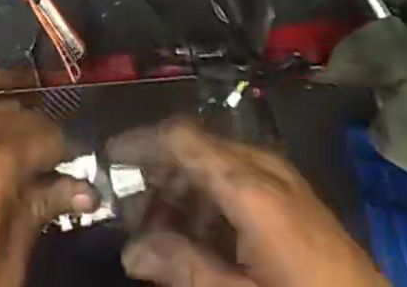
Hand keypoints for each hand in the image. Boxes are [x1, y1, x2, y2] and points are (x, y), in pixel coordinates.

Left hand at [0, 73, 96, 286]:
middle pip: (25, 117)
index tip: (81, 174)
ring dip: (21, 110)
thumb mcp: (9, 255)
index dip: (70, 155)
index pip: (50, 137)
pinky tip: (6, 89)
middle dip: (48, 137)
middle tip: (64, 166)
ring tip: (41, 129)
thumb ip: (43, 208)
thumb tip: (86, 191)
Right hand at [111, 119, 386, 286]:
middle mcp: (265, 168)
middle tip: (131, 213)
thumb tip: (129, 251)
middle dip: (159, 175)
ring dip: (184, 191)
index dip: (140, 141)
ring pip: (217, 165)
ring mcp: (286, 182)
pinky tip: (202, 239)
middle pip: (196, 149)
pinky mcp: (298, 201)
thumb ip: (184, 268)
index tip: (108, 156)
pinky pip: (241, 181)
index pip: (180, 138)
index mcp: (250, 186)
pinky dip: (212, 201)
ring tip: (162, 233)